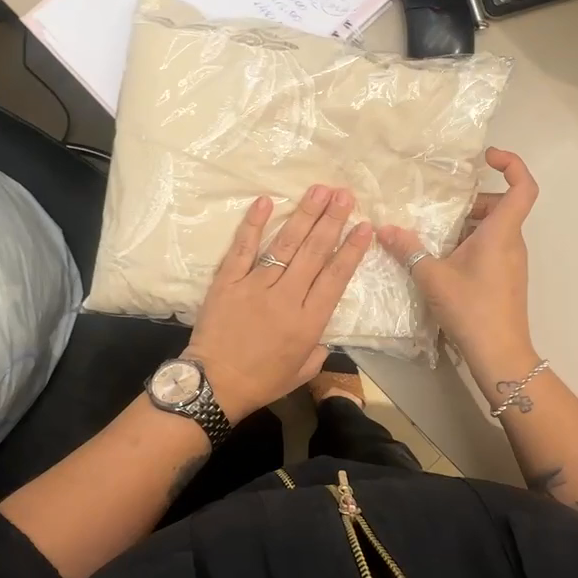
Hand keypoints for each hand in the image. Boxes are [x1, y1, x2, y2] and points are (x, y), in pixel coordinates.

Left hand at [186, 185, 372, 419]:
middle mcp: (286, 298)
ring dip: (304, 215)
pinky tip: (266, 201)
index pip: (335, 278)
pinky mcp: (227, 282)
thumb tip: (324, 330)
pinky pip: (243, 248)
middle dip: (332, 220)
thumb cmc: (261, 382)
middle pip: (314, 252)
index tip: (364, 226)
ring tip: (320, 190)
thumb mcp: (303, 371)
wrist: (213, 387)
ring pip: (285, 244)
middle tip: (345, 194)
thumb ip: (319, 347)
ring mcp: (255, 286)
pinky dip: (254, 224)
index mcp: (308, 322)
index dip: (351, 250)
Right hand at [378, 148, 538, 377]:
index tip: (487, 158)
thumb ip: (408, 250)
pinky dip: (471, 243)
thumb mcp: (432, 277)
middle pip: (503, 206)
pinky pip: (492, 247)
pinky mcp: (507, 278)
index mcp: (501, 232)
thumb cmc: (472, 309)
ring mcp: (512, 262)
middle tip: (445, 207)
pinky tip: (444, 261)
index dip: (512, 164)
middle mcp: (512, 242)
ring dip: (469, 224)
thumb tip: (385, 230)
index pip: (522, 187)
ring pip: (496, 228)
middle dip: (475, 200)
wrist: (500, 354)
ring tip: (436, 234)